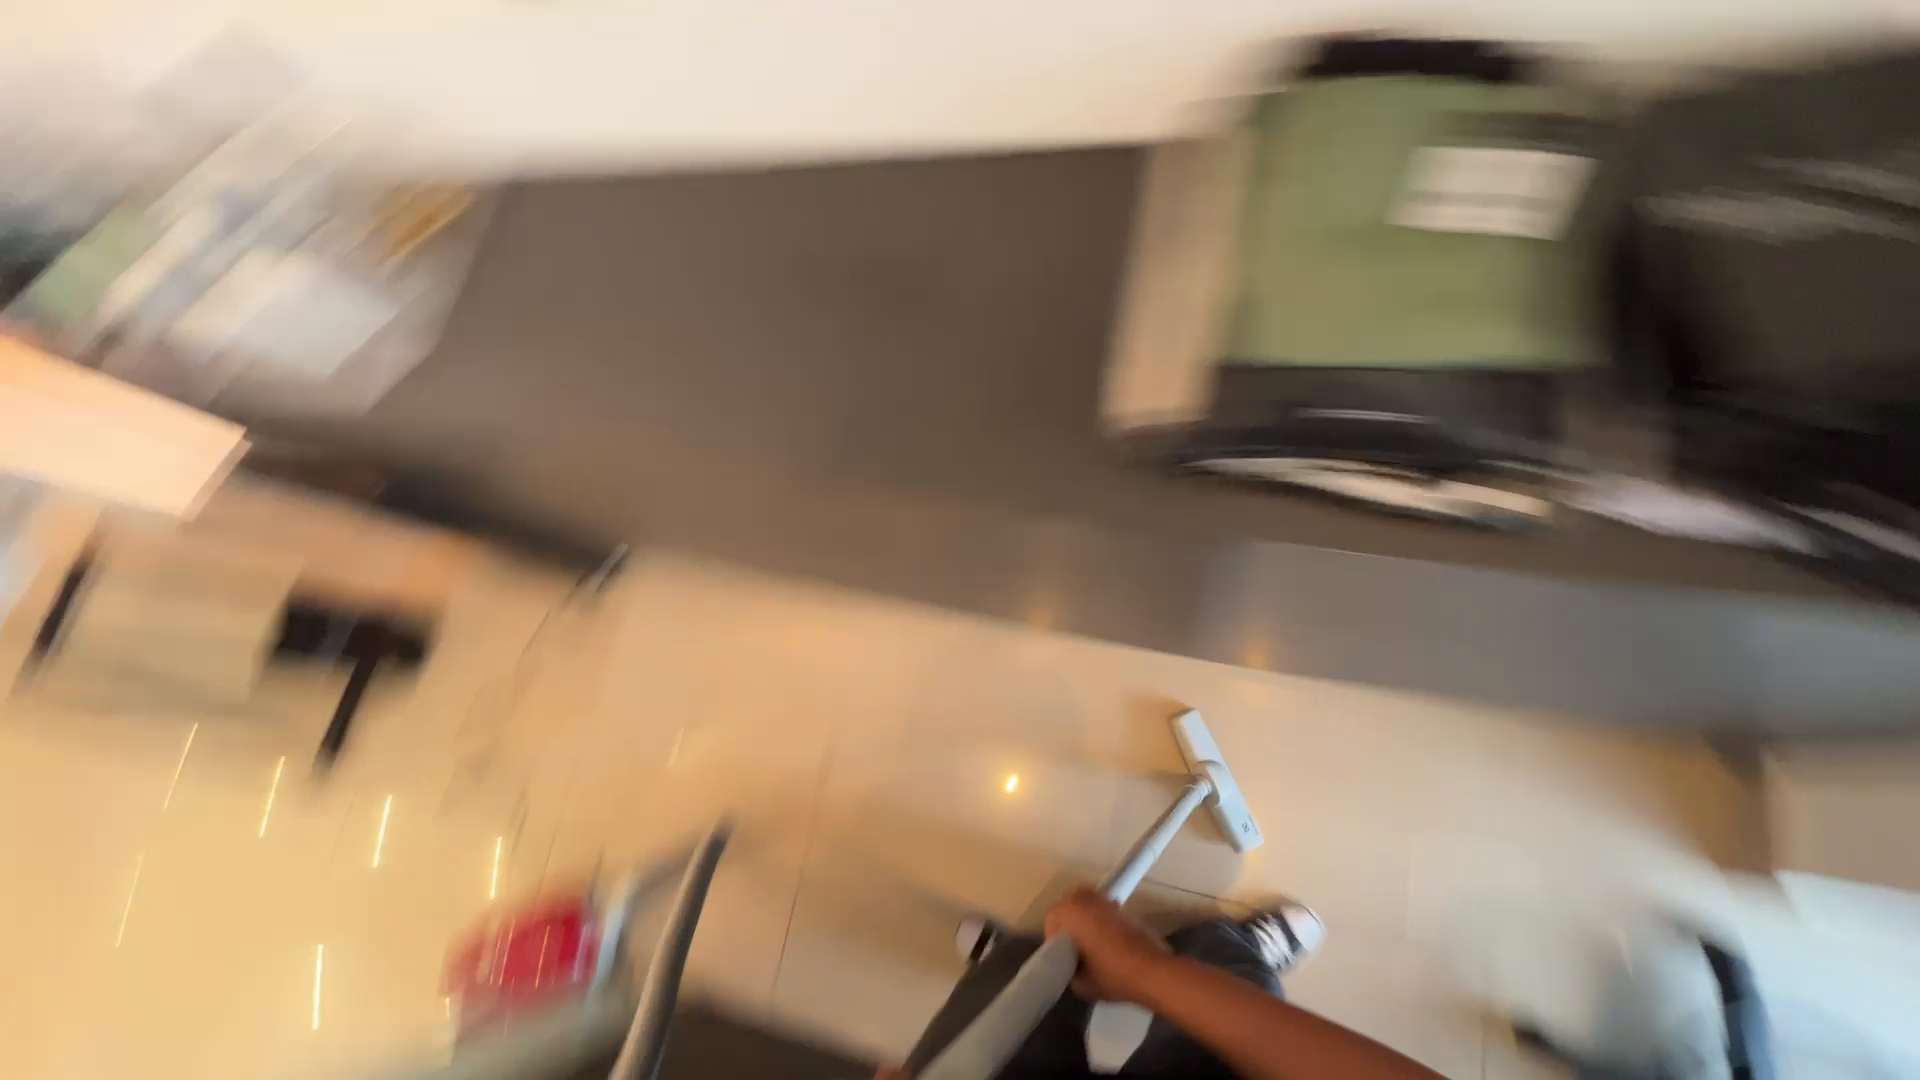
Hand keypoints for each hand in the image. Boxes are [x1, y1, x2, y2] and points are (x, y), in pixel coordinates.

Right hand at [1044, 885, 1171, 1004]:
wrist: (1153, 972)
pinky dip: (1102, 920)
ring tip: (1090, 943)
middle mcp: (1087, 899)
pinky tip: (1109, 943)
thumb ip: (1071, 972)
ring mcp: (1108, 901)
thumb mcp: (1082, 985)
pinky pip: (1105, 909)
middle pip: (1069, 902)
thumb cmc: (1112, 974)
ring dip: (1085, 917)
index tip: (1061, 956)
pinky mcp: (1126, 908)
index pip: (1052, 917)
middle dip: (1068, 920)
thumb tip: (1073, 968)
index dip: (1054, 937)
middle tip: (1073, 945)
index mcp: (1071, 912)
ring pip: (1088, 902)